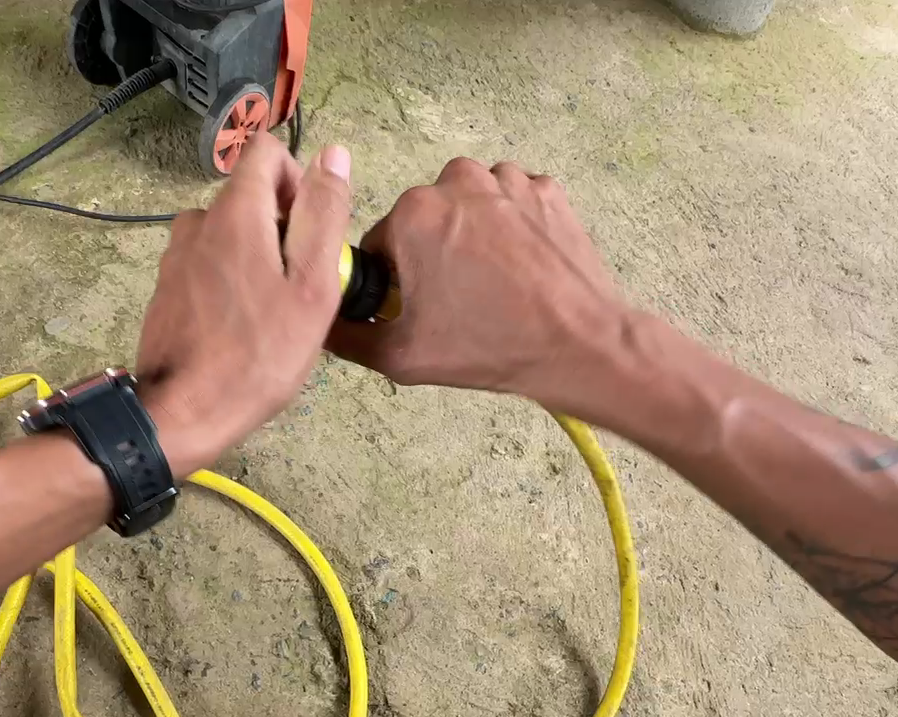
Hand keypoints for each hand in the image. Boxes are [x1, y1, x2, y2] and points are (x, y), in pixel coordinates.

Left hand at [135, 136, 352, 474]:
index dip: (300, 180)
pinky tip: (241, 330)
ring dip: (258, 259)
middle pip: (251, 197)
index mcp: (235, 212)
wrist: (185, 412)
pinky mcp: (166, 288)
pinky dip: (232, 282)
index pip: (268, 152)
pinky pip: (210, 265)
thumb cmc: (260, 355)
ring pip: (230, 234)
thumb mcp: (312, 288)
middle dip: (283, 230)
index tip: (311, 232)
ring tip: (272, 315)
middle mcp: (197, 221)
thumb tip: (333, 156)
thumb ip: (323, 216)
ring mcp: (176, 256)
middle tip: (299, 291)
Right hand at [326, 159, 634, 419]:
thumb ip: (347, 335)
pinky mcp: (546, 189)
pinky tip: (520, 270)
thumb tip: (322, 321)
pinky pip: (511, 205)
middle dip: (431, 255)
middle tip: (456, 303)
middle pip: (424, 221)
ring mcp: (508, 180)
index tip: (414, 308)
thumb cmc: (486, 348)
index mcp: (413, 213)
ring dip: (470, 239)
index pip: (380, 244)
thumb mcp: (400, 356)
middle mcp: (457, 180)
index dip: (391, 281)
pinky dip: (510, 231)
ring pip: (469, 208)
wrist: (575, 345)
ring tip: (491, 286)